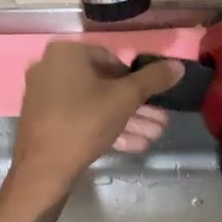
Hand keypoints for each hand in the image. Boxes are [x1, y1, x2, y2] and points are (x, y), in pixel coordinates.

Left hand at [8, 43, 181, 204]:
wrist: (43, 168)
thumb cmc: (84, 122)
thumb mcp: (125, 98)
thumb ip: (153, 79)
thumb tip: (178, 66)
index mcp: (66, 53)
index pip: (110, 58)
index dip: (134, 79)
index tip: (149, 98)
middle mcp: (51, 68)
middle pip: (103, 85)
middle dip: (136, 106)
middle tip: (160, 122)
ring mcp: (45, 96)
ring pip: (94, 105)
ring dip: (126, 120)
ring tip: (154, 136)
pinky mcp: (45, 121)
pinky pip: (79, 118)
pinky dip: (104, 128)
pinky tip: (133, 146)